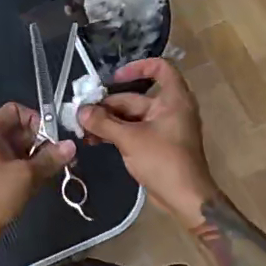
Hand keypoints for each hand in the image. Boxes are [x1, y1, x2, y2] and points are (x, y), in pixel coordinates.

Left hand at [0, 102, 74, 247]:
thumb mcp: (25, 175)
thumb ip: (50, 158)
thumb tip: (71, 145)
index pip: (16, 110)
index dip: (36, 118)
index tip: (52, 137)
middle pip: (23, 131)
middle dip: (44, 142)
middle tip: (63, 158)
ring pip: (24, 151)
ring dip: (41, 160)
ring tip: (56, 172)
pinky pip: (20, 167)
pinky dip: (33, 172)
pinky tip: (43, 184)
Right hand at [76, 58, 216, 229]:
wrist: (185, 197)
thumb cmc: (163, 161)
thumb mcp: (130, 140)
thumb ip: (104, 123)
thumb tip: (81, 111)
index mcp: (173, 99)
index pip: (160, 68)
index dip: (137, 68)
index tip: (113, 79)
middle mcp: (171, 109)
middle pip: (137, 97)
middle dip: (109, 105)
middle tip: (83, 115)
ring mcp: (165, 128)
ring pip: (133, 116)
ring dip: (110, 121)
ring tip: (84, 130)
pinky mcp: (158, 145)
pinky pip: (136, 131)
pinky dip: (118, 133)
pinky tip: (96, 140)